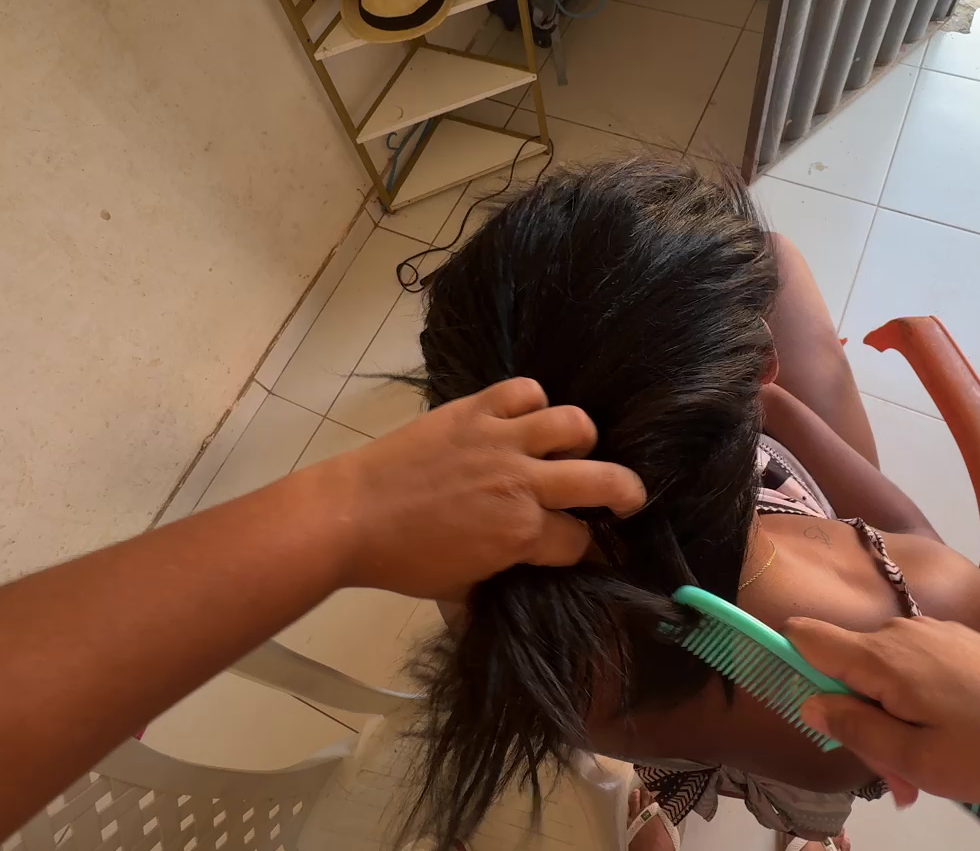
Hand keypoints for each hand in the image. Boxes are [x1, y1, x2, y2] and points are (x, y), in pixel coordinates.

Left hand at [310, 377, 645, 599]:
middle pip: (602, 480)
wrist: (350, 516)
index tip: (581, 547)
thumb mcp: (462, 588)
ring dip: (581, 440)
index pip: (579, 540)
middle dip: (627, 493)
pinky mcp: (477, 409)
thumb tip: (529, 575)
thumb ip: (506, 579)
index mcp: (520, 533)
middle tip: (629, 498)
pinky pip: (525, 391)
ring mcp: (501, 439)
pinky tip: (525, 419)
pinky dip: (532, 403)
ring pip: (573, 424)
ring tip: (572, 449)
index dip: (584, 549)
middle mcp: (522, 482)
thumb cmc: (403, 560)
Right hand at [787, 616, 979, 807]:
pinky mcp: (958, 640)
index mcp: (882, 658)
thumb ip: (856, 727)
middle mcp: (899, 632)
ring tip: (933, 764)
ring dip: (890, 713)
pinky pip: (915, 665)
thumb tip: (808, 700)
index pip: (806, 635)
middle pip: (847, 665)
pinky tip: (955, 737)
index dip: (787, 659)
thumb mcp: (919, 760)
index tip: (799, 698)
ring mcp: (932, 632)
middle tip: (896, 774)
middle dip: (857, 713)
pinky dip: (917, 700)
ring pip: (884, 670)